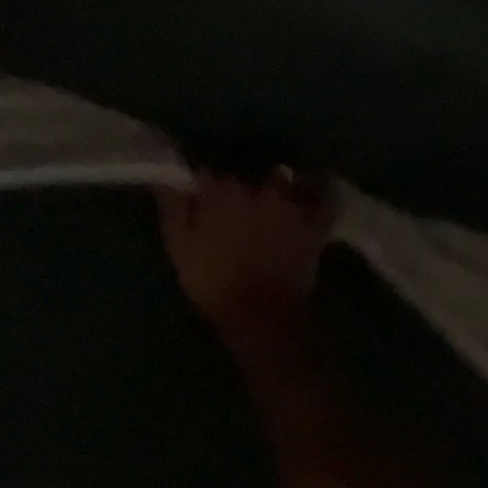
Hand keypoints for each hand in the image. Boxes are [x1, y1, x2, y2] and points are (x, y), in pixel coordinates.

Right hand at [156, 169, 338, 345]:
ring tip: (269, 200)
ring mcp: (290, 204)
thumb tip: (165, 181)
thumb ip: (173, 210)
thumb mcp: (179, 249)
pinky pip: (321, 198)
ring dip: (275, 186)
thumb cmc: (213, 283)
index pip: (206, 172)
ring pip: (283, 180)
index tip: (197, 195)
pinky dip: (316, 194)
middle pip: (245, 175)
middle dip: (239, 185)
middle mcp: (257, 188)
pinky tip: (310, 196)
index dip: (201, 184)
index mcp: (220, 192)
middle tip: (233, 205)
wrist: (260, 315)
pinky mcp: (315, 222)